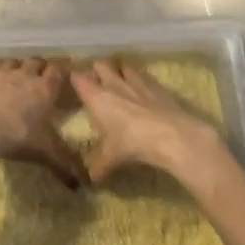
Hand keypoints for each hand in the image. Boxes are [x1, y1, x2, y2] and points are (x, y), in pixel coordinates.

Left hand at [0, 57, 84, 187]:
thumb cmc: (19, 136)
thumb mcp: (46, 152)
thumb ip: (65, 166)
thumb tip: (81, 186)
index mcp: (46, 89)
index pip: (59, 71)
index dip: (61, 73)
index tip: (62, 79)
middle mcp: (28, 75)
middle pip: (38, 62)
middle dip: (41, 68)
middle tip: (42, 79)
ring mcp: (6, 72)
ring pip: (18, 61)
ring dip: (21, 66)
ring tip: (21, 76)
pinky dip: (0, 68)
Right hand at [70, 58, 227, 183]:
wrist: (170, 135)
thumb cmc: (132, 143)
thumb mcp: (111, 158)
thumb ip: (98, 167)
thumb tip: (90, 180)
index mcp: (96, 97)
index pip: (78, 78)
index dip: (75, 79)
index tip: (74, 84)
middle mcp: (113, 83)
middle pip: (100, 64)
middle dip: (97, 71)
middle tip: (98, 83)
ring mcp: (136, 81)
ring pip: (123, 65)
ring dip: (120, 71)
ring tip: (121, 82)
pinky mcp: (155, 84)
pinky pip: (144, 74)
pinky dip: (141, 79)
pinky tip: (144, 90)